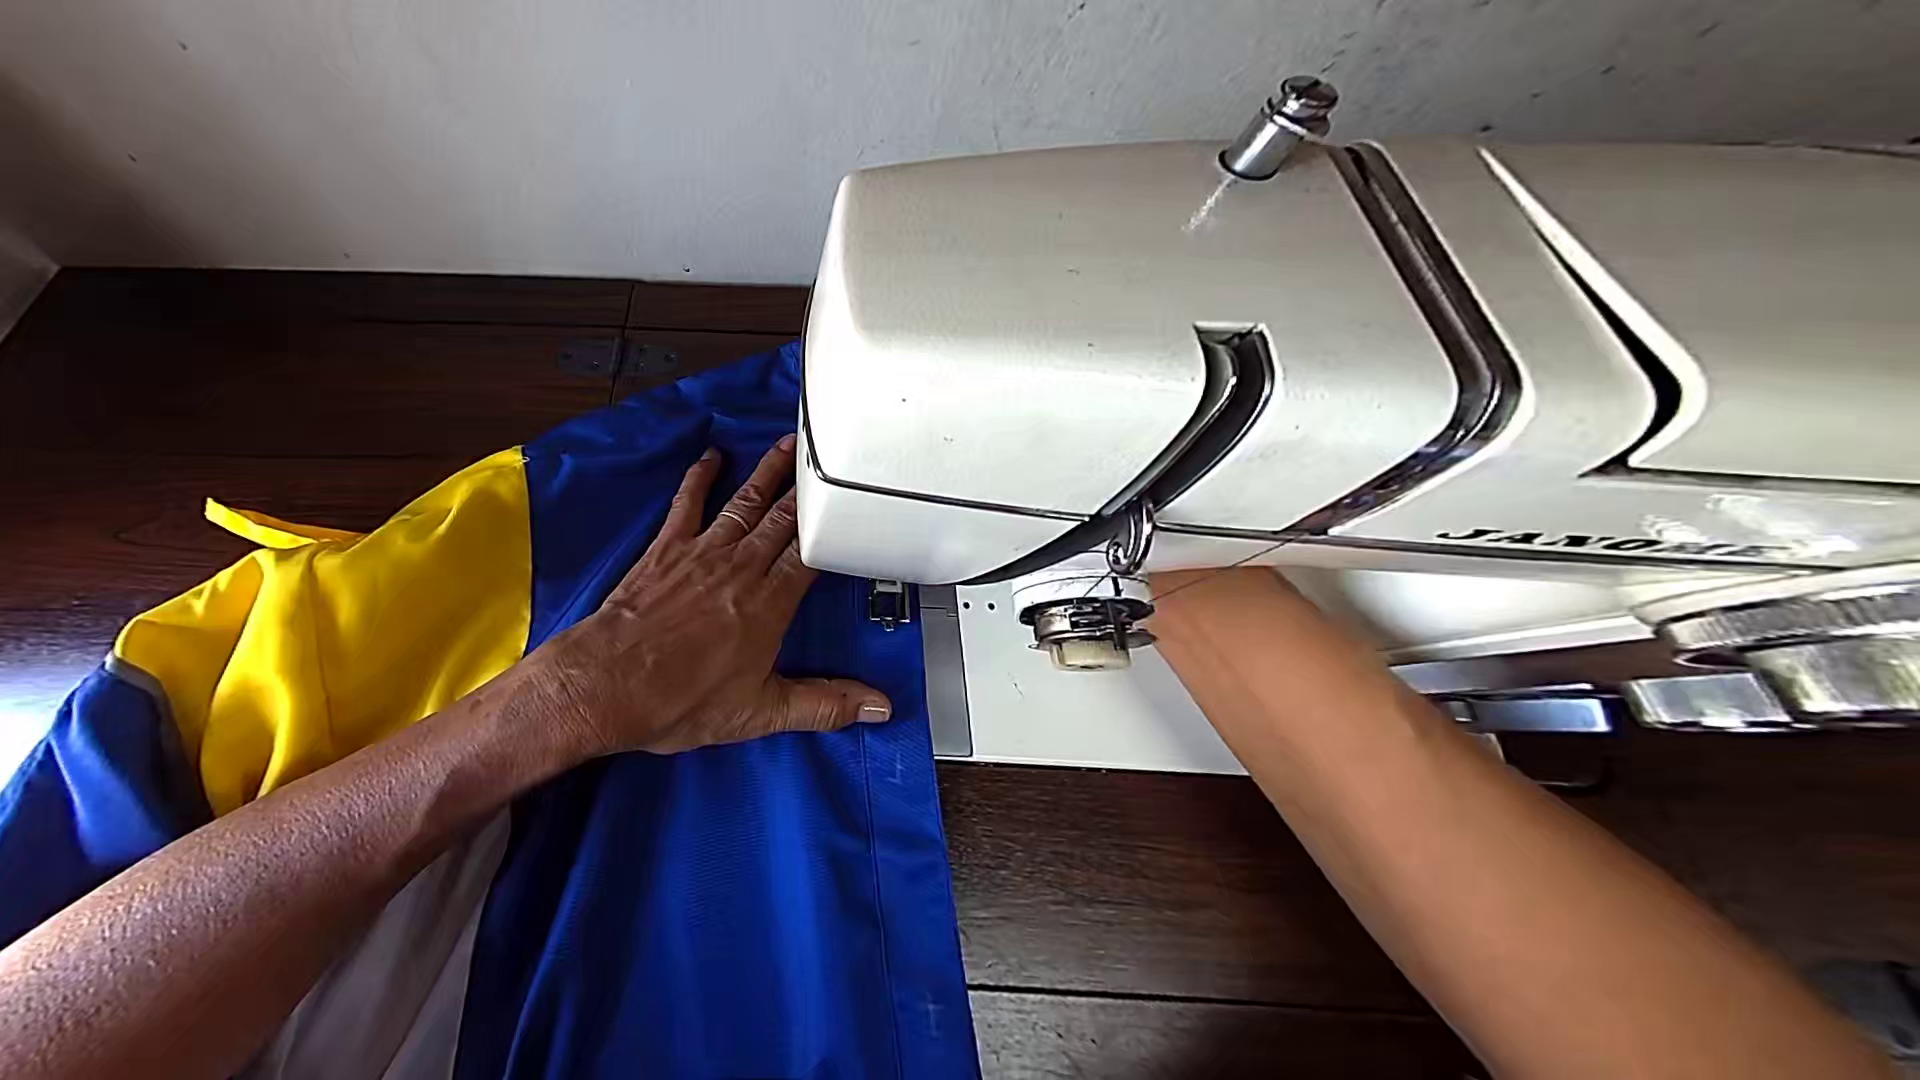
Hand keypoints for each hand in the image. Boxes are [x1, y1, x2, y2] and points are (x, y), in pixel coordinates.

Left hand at [530, 435, 891, 755]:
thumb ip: (825, 705)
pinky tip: (711, 458)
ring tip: (786, 446)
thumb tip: (879, 709)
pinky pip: (687, 504)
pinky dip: (699, 478)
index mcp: (769, 603)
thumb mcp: (762, 712)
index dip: (832, 529)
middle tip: (825, 459)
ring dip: (768, 472)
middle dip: (806, 488)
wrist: (602, 688)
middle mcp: (740, 569)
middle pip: (783, 519)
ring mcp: (702, 554)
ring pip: (745, 502)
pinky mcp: (666, 550)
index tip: (850, 508)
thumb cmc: (678, 700)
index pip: (811, 554)